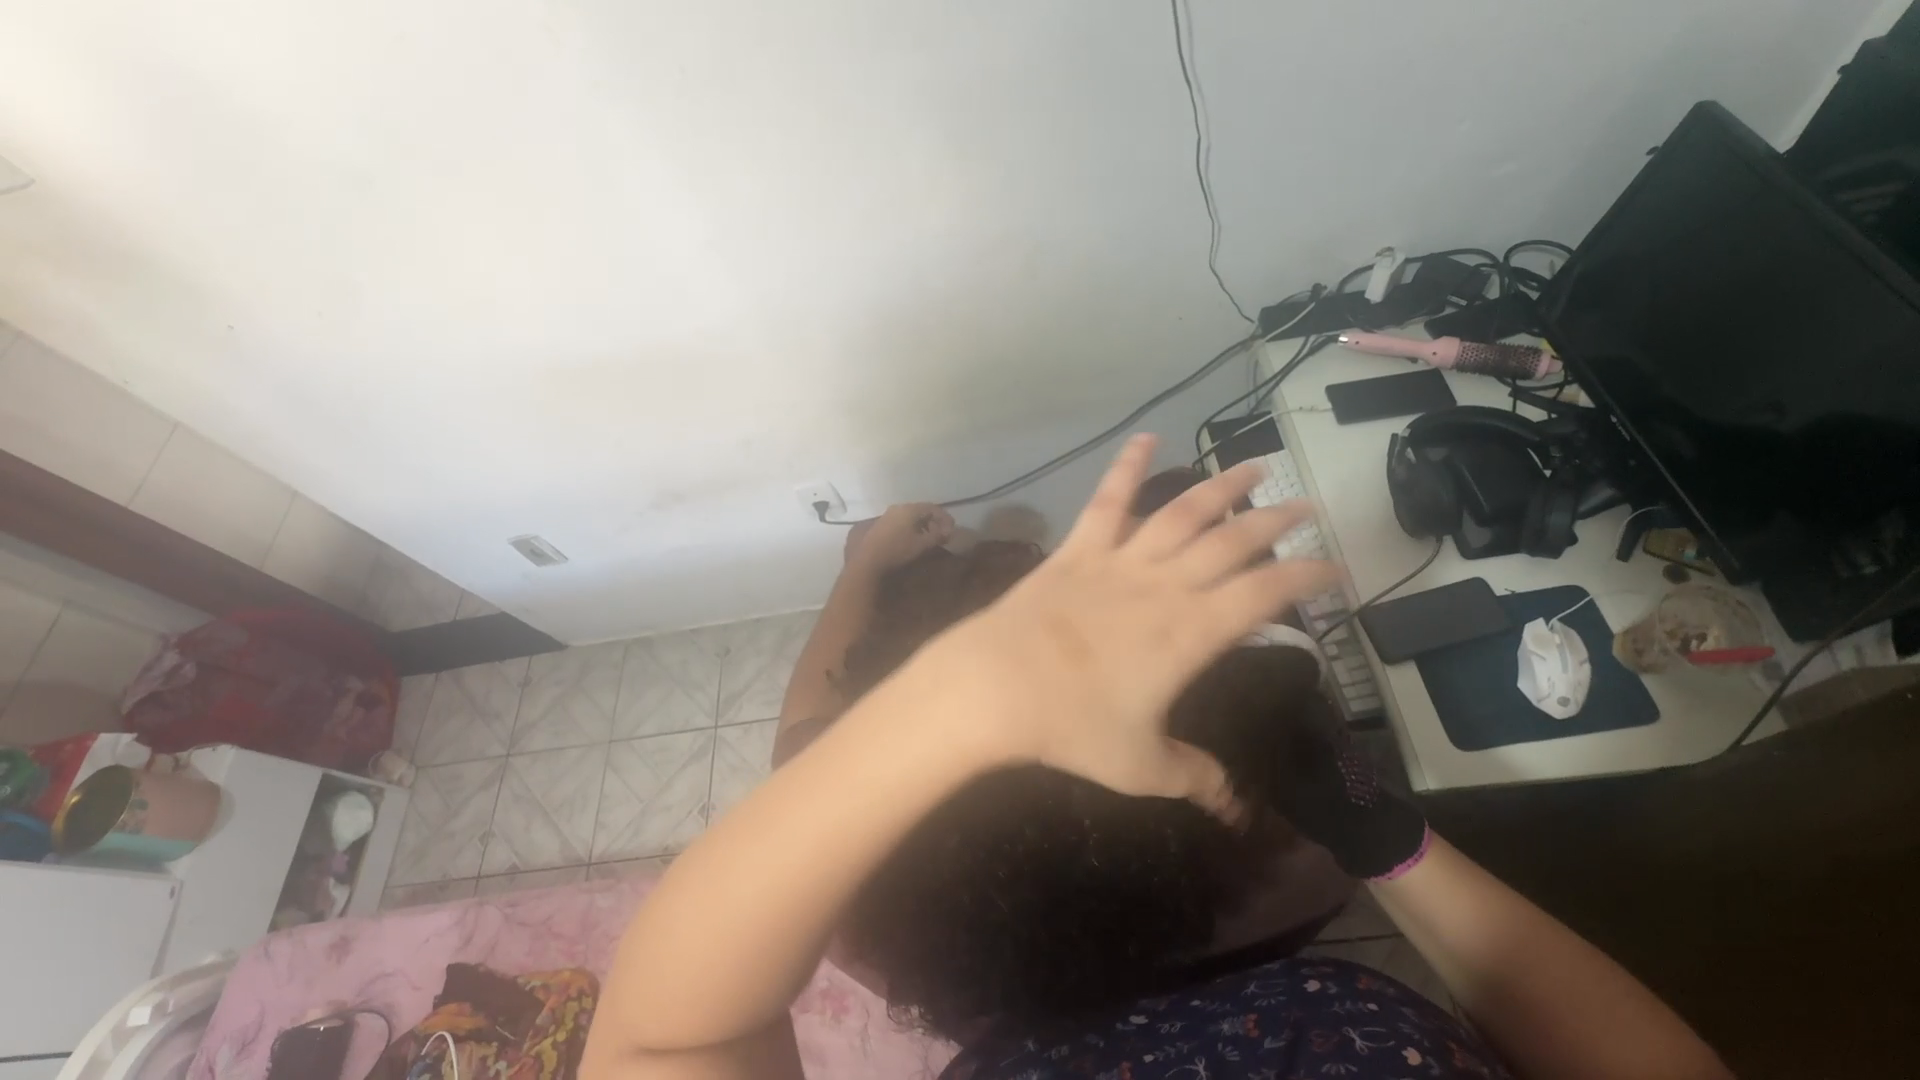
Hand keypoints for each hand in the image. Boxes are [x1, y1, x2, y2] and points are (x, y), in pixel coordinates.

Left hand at [845, 503, 954, 572]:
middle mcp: (897, 509)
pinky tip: (912, 541)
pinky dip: (910, 529)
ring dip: (921, 526)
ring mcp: (886, 516)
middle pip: (920, 511)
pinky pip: (900, 523)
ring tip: (928, 539)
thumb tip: (949, 531)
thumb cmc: (898, 550)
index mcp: (909, 509)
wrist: (868, 561)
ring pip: (909, 517)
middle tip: (941, 534)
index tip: (952, 528)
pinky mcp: (879, 526)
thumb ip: (938, 536)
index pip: (932, 507)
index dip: (945, 517)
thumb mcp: (922, 544)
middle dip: (933, 521)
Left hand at [905, 435, 1338, 818]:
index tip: (1335, 567)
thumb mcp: (1142, 766)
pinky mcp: (1078, 550)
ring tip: (1253, 466)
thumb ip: (1195, 779)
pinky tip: (1145, 437)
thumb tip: (1238, 812)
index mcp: (1192, 632)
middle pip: (1232, 542)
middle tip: (1305, 506)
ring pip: (1182, 512)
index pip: (1265, 594)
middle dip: (1275, 522)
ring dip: (1221, 487)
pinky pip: (1108, 501)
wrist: (995, 686)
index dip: (1306, 577)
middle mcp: (1165, 585)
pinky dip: (1127, 466)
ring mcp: (1120, 560)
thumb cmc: (1071, 727)